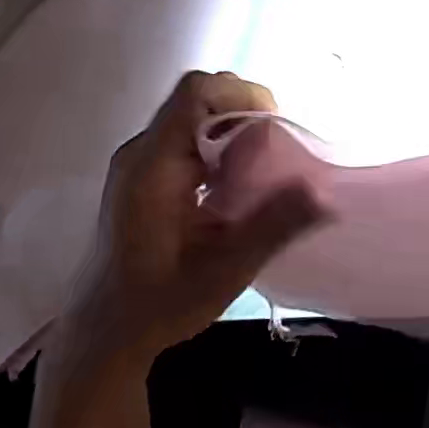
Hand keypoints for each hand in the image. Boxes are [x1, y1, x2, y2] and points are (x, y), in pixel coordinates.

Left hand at [58, 72, 325, 373]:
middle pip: (201, 96)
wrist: (103, 335)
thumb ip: (275, 226)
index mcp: (154, 167)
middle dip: (248, 112)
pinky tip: (237, 185)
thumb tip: (326, 192)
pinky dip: (224, 145)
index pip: (197, 92)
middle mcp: (142, 153)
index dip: (244, 96)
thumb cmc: (161, 303)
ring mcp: (142, 162)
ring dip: (238, 130)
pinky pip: (192, 136)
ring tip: (262, 170)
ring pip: (199, 114)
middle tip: (277, 153)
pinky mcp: (147, 174)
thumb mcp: (227, 269)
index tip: (276, 131)